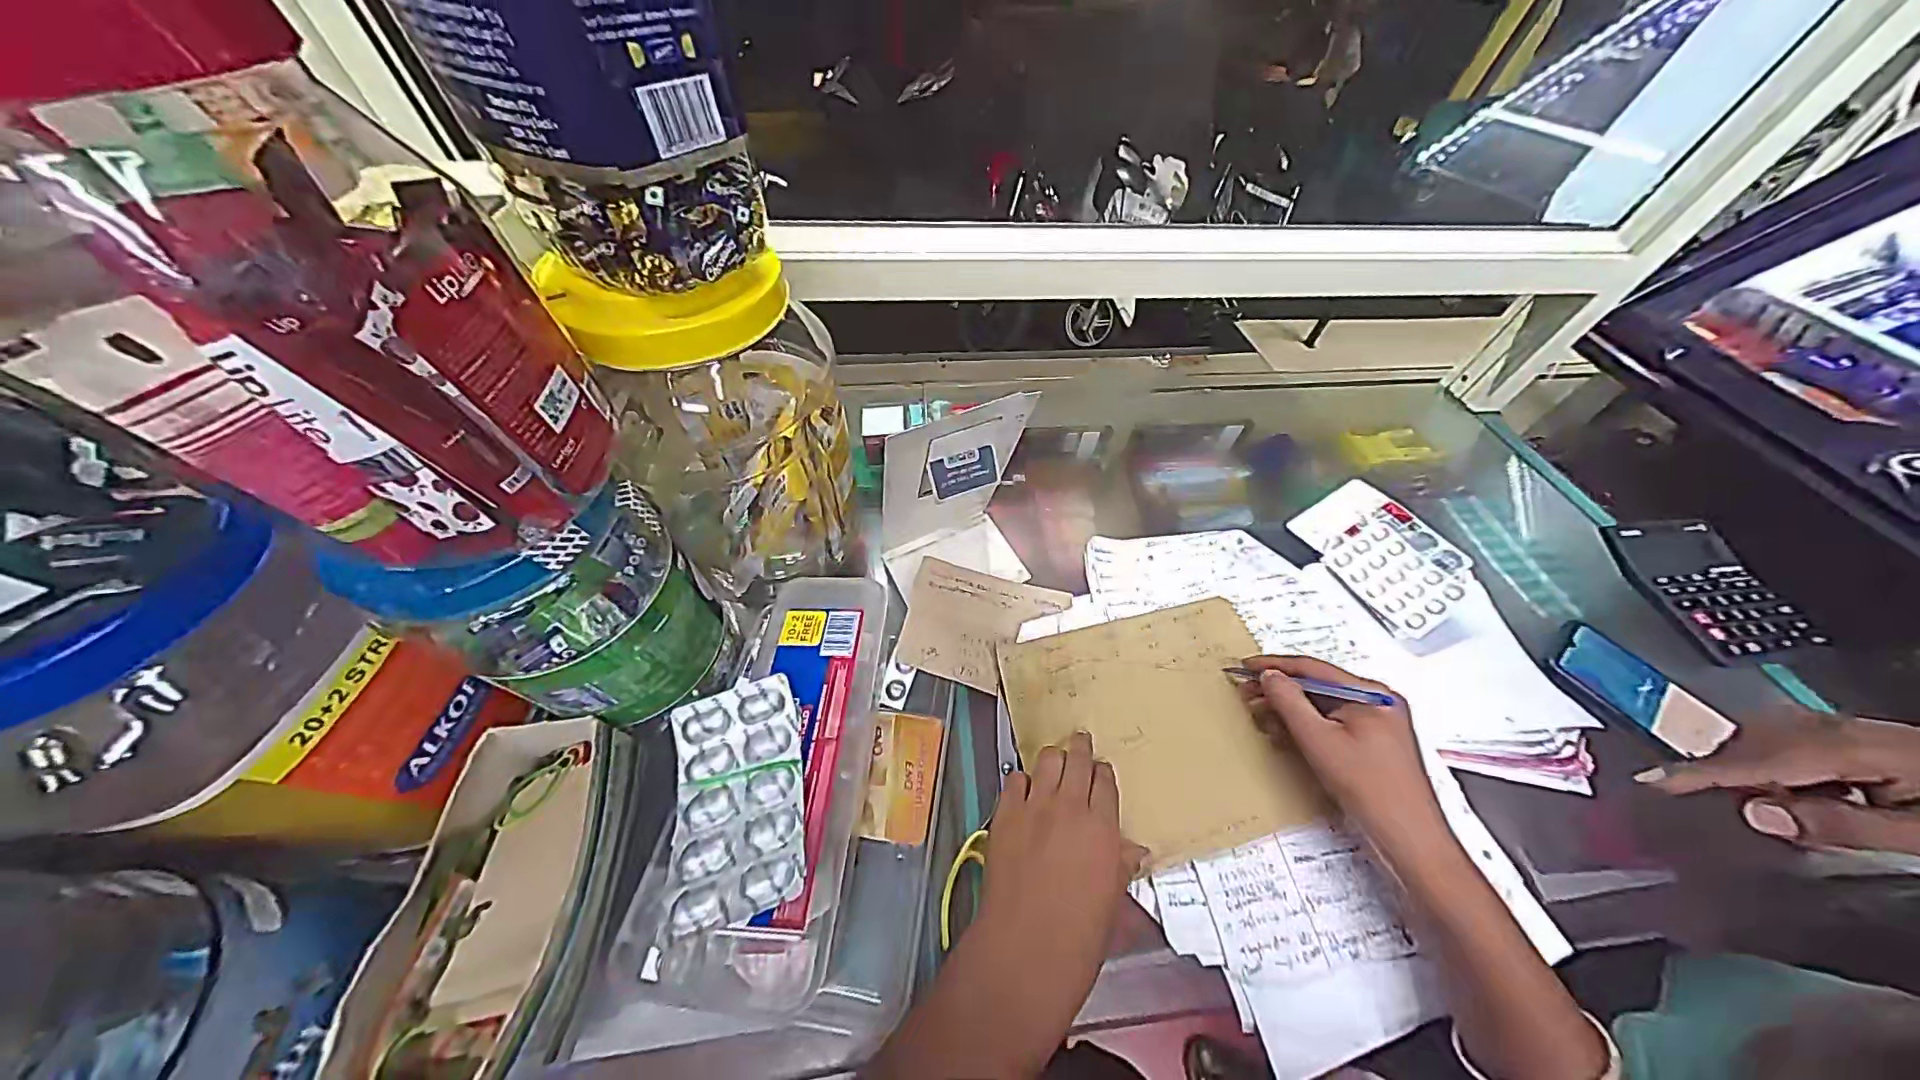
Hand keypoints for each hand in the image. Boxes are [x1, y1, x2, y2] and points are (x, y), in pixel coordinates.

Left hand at [972, 733, 1144, 1022]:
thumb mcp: (1112, 901)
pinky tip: (1024, 790)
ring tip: (1054, 761)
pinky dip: (1021, 781)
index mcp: (1103, 828)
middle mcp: (1070, 808)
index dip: (1103, 774)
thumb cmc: (1078, 935)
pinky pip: (1014, 780)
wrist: (1025, 946)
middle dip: (1080, 749)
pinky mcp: (1004, 814)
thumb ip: (1119, 865)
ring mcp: (1034, 807)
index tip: (1100, 773)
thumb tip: (1132, 851)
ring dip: (1053, 759)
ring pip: (1047, 760)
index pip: (1105, 782)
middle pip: (1077, 760)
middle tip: (1080, 742)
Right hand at [1237, 655, 1446, 858]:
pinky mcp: (1372, 744)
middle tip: (1249, 692)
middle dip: (1280, 691)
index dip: (1274, 666)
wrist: (1408, 838)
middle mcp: (1378, 703)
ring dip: (1290, 710)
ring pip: (1322, 706)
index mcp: (1373, 694)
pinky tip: (1286, 734)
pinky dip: (1306, 726)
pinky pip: (1332, 724)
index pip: (1313, 669)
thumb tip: (1270, 676)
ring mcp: (1377, 724)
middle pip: (1318, 687)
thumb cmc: (1374, 792)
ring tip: (1262, 715)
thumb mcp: (1318, 739)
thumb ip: (1289, 702)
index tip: (1248, 667)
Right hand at [1639, 712, 1919, 853]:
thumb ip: (1841, 825)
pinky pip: (1789, 739)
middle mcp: (1842, 729)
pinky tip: (1797, 786)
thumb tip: (1759, 813)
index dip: (1698, 772)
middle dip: (1727, 769)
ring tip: (1767, 799)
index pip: (1755, 762)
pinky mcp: (1856, 734)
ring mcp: (1850, 728)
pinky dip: (1773, 761)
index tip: (1651, 780)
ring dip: (1751, 766)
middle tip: (1720, 801)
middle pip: (1754, 742)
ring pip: (1768, 738)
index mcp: (1854, 752)